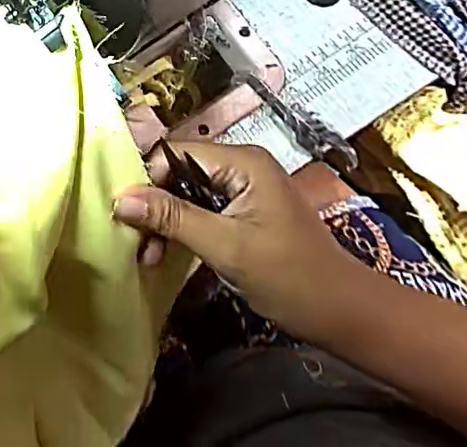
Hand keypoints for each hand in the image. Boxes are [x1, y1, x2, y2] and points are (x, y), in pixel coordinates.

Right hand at [113, 142, 365, 342]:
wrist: (345, 314)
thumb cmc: (290, 277)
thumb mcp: (226, 247)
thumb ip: (173, 218)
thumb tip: (121, 198)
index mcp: (242, 160)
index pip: (177, 152)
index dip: (149, 179)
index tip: (127, 215)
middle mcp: (242, 163)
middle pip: (181, 171)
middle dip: (155, 204)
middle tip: (136, 242)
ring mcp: (245, 186)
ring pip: (189, 191)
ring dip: (167, 220)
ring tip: (149, 256)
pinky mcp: (245, 208)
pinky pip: (204, 207)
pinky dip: (185, 228)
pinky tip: (168, 253)